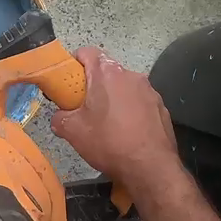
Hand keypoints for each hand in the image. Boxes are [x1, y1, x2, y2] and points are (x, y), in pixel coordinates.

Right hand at [50, 47, 185, 199]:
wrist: (151, 168)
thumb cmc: (109, 143)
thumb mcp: (73, 132)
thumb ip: (59, 118)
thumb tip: (59, 117)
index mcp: (107, 73)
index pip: (87, 52)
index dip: (75, 63)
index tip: (70, 82)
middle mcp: (130, 75)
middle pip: (106, 71)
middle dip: (95, 85)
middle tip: (86, 108)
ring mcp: (149, 90)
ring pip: (124, 87)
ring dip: (114, 99)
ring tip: (108, 125)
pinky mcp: (161, 106)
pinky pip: (140, 102)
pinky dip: (132, 111)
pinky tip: (128, 133)